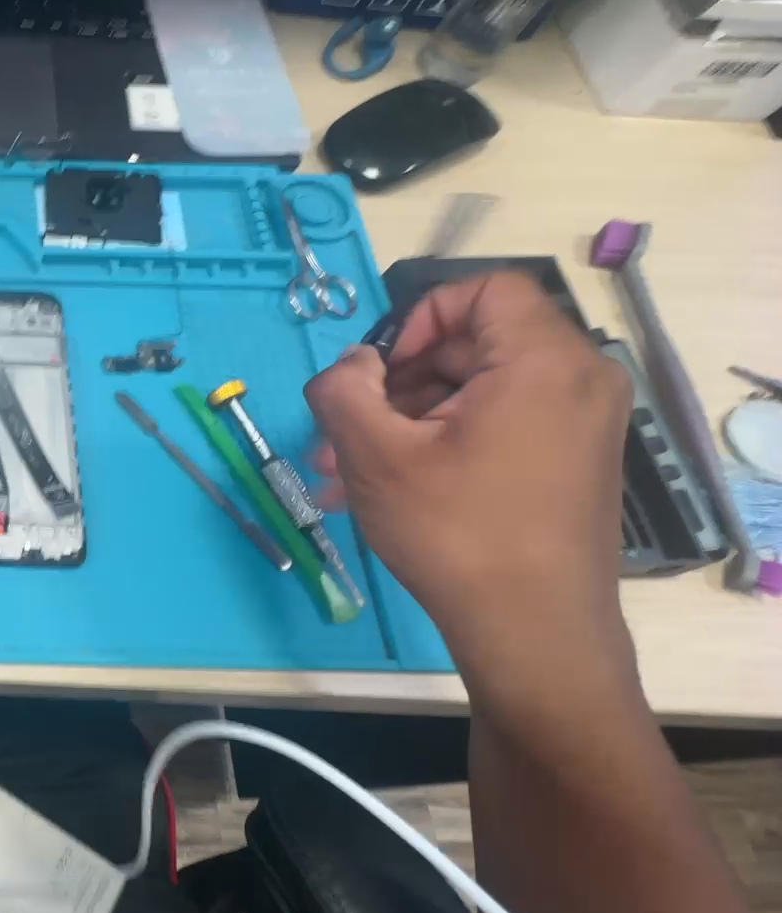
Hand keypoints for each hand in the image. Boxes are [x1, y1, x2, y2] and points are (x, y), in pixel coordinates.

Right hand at [303, 272, 633, 646]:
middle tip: (339, 434)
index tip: (375, 374)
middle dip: (392, 383)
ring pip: (471, 391)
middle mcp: (575, 379)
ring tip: (343, 470)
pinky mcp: (563, 457)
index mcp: (542, 362)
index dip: (417, 318)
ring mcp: (575, 421)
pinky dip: (434, 442)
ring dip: (400, 420)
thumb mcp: (374, 454)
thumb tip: (350, 363)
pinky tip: (380, 487)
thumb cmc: (451, 529)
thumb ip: (343, 390)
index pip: (484, 289)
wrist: (528, 623)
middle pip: (470, 344)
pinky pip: (491, 424)